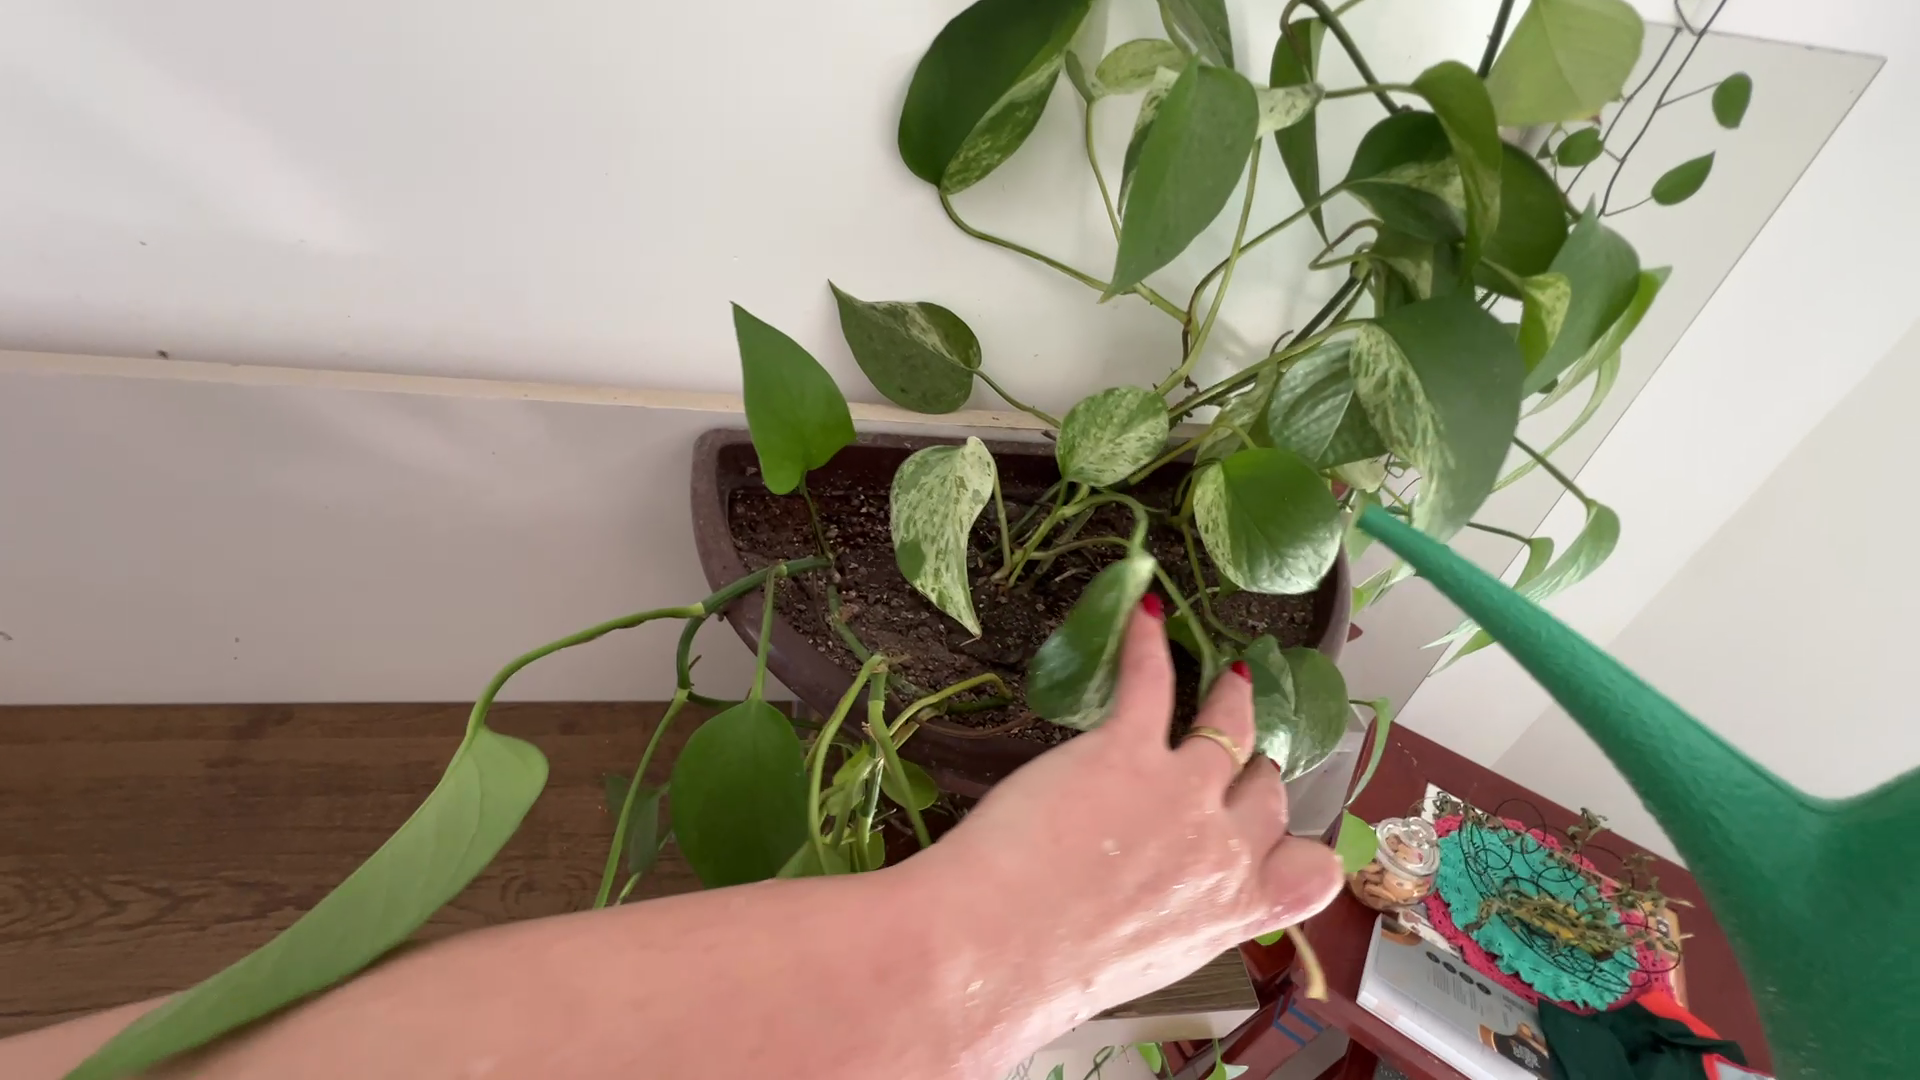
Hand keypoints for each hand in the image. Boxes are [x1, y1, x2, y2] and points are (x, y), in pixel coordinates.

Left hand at [906, 596, 1343, 1047]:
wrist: (995, 951)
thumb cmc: (1052, 969)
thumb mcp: (1142, 957)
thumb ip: (1171, 917)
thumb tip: (1157, 899)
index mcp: (1233, 912)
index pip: (1311, 871)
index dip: (1296, 839)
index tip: (1275, 824)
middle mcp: (1223, 849)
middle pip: (1267, 789)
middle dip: (1254, 768)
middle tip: (1229, 750)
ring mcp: (1181, 792)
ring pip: (1229, 727)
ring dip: (1232, 699)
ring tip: (1231, 676)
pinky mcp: (1125, 751)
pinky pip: (1152, 680)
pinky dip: (1149, 642)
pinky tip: (1146, 613)